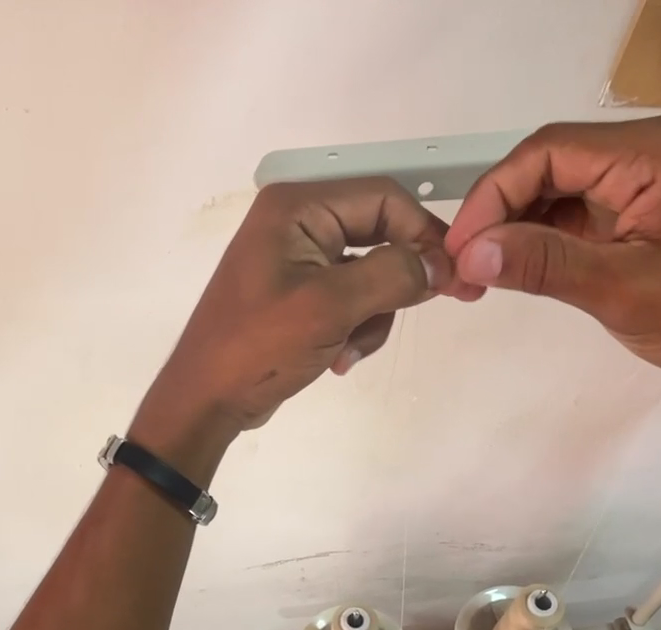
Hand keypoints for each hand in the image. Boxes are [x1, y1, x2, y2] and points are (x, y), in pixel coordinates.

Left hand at [132, 178, 456, 481]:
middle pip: (380, 236)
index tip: (454, 277)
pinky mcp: (299, 294)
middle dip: (392, 286)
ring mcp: (297, 260)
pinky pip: (350, 301)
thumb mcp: (331, 307)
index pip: (384, 199)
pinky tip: (337, 358)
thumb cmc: (259, 347)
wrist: (206, 400)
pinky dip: (354, 330)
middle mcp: (298, 223)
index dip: (423, 234)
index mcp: (298, 207)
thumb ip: (394, 275)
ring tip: (348, 351)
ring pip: (371, 275)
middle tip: (412, 315)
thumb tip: (443, 263)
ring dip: (372, 318)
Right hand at [443, 112, 660, 378]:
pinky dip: (553, 237)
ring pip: (566, 188)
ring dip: (524, 227)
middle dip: (503, 214)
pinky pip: (588, 209)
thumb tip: (470, 255)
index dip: (492, 198)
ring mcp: (657, 176)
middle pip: (553, 165)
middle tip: (468, 268)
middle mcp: (657, 148)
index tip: (460, 251)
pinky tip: (530, 267)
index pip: (547, 152)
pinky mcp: (655, 205)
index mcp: (657, 149)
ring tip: (491, 274)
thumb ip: (543, 264)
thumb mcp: (622, 290)